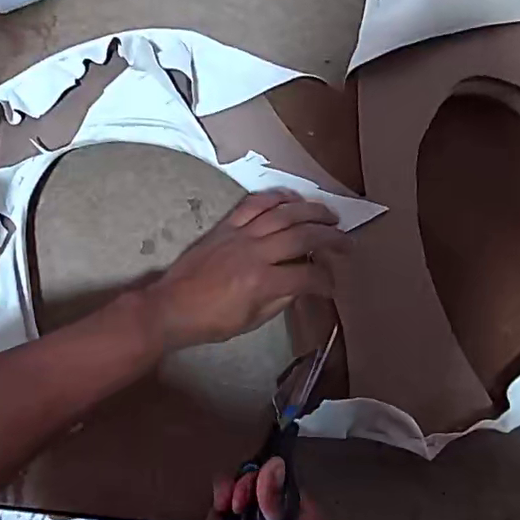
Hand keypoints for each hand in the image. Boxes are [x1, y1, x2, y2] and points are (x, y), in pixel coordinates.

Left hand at [142, 189, 347, 351]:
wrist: (172, 307)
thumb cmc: (211, 321)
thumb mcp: (252, 320)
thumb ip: (282, 300)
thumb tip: (303, 285)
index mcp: (263, 282)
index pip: (308, 275)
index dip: (327, 280)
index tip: (333, 285)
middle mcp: (256, 252)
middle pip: (304, 235)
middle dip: (331, 237)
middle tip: (347, 242)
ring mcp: (240, 234)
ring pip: (284, 212)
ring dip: (311, 211)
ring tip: (329, 216)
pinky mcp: (226, 226)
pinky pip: (255, 203)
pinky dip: (277, 198)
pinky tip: (292, 200)